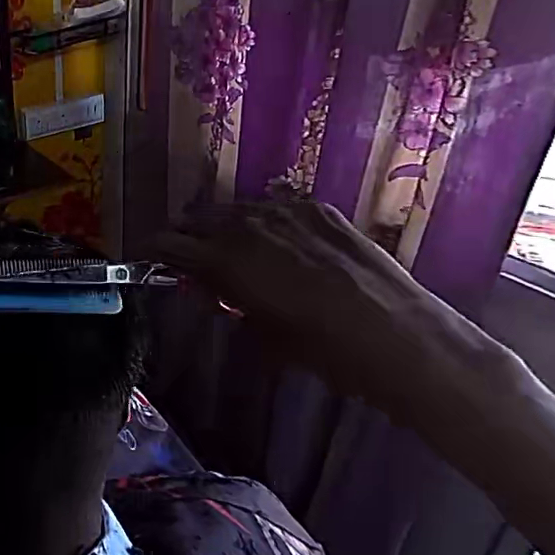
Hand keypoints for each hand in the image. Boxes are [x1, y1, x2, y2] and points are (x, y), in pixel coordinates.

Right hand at [152, 201, 522, 426]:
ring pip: (233, 207)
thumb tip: (208, 284)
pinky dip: (263, 220)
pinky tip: (278, 240)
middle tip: (191, 256)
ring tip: (233, 246)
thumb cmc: (324, 349)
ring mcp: (283, 210)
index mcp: (223, 257)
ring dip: (223, 225)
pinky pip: (273, 205)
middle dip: (186, 235)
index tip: (151, 259)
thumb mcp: (260, 332)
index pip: (167, 242)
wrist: (403, 337)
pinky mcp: (316, 207)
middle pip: (195, 218)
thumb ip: (225, 299)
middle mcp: (244, 224)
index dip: (154, 251)